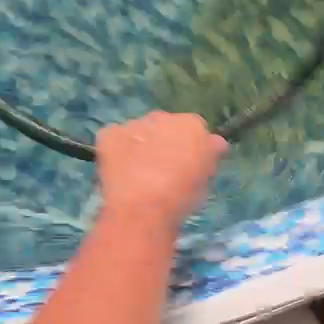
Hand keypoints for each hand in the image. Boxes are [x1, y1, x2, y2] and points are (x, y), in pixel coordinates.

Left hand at [95, 112, 225, 227]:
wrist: (144, 206)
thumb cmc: (183, 195)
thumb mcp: (207, 177)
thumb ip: (210, 153)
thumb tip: (214, 142)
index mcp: (192, 124)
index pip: (195, 129)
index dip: (190, 146)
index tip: (187, 165)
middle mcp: (163, 116)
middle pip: (165, 126)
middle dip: (164, 141)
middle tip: (163, 168)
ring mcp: (134, 124)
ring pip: (139, 131)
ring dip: (140, 144)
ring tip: (138, 173)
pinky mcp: (109, 135)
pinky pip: (114, 138)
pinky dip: (116, 150)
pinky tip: (120, 171)